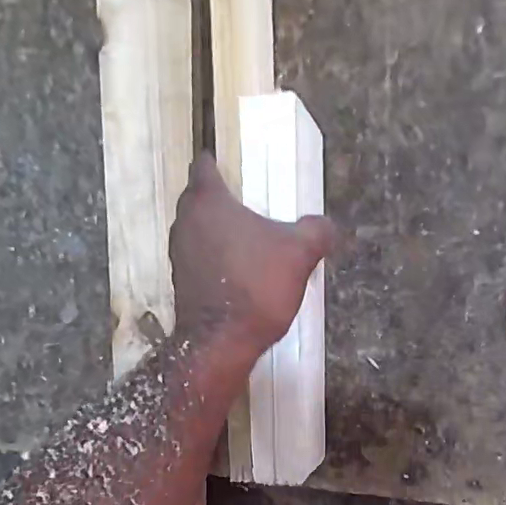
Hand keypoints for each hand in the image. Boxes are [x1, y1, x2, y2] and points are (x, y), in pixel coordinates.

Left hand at [171, 155, 336, 360]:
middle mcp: (185, 221)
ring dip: (218, 232)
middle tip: (251, 207)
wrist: (222, 342)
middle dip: (222, 200)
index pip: (205, 166)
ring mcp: (178, 253)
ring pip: (198, 229)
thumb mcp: (300, 254)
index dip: (218, 162)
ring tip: (248, 242)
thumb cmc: (258, 286)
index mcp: (208, 201)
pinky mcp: (179, 281)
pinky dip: (215, 259)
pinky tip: (239, 274)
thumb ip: (316, 230)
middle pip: (199, 198)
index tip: (234, 166)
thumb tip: (327, 226)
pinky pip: (199, 257)